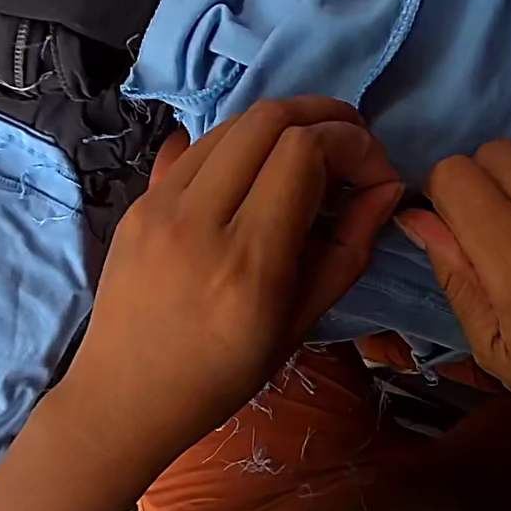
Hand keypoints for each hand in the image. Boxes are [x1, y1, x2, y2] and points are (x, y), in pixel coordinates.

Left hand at [58, 97, 401, 463]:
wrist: (124, 395)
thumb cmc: (222, 375)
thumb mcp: (301, 321)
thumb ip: (350, 247)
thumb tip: (386, 187)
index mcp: (247, 262)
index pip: (305, 152)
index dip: (353, 145)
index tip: (374, 172)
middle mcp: (198, 220)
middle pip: (268, 118)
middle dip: (324, 115)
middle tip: (351, 143)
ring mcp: (158, 204)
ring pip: (232, 124)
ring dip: (282, 125)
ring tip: (310, 155)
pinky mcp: (138, 200)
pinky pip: (198, 147)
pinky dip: (242, 144)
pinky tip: (258, 172)